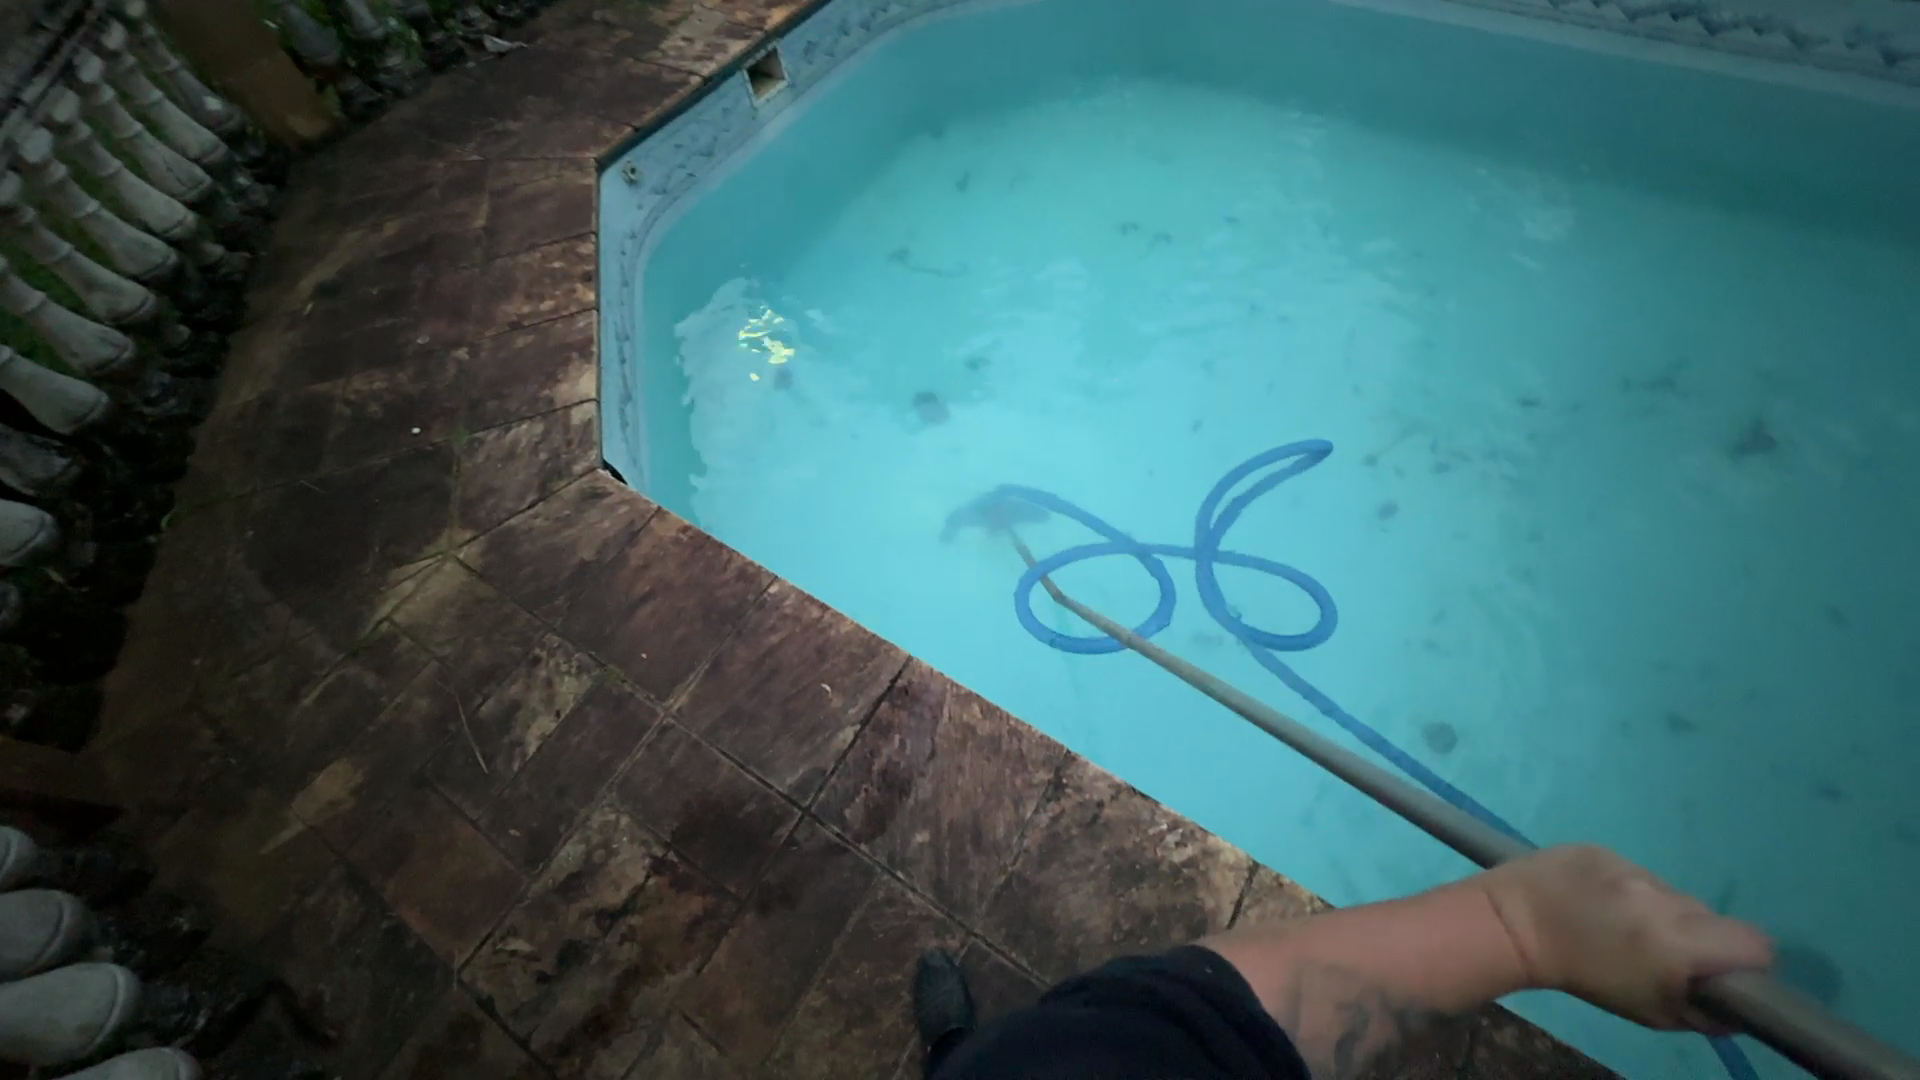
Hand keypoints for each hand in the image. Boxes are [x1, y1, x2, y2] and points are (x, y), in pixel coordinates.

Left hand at [1479, 845, 1773, 1031]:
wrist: (1512, 924)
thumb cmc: (1585, 976)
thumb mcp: (1658, 1012)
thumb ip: (1709, 1010)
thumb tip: (1739, 999)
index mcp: (1679, 940)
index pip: (1754, 942)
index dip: (1745, 958)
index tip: (1720, 967)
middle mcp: (1658, 896)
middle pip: (1708, 915)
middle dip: (1696, 934)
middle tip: (1659, 945)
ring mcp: (1625, 866)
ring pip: (1668, 890)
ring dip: (1656, 906)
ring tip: (1617, 918)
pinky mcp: (1597, 848)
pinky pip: (1631, 870)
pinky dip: (1623, 885)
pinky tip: (1594, 896)